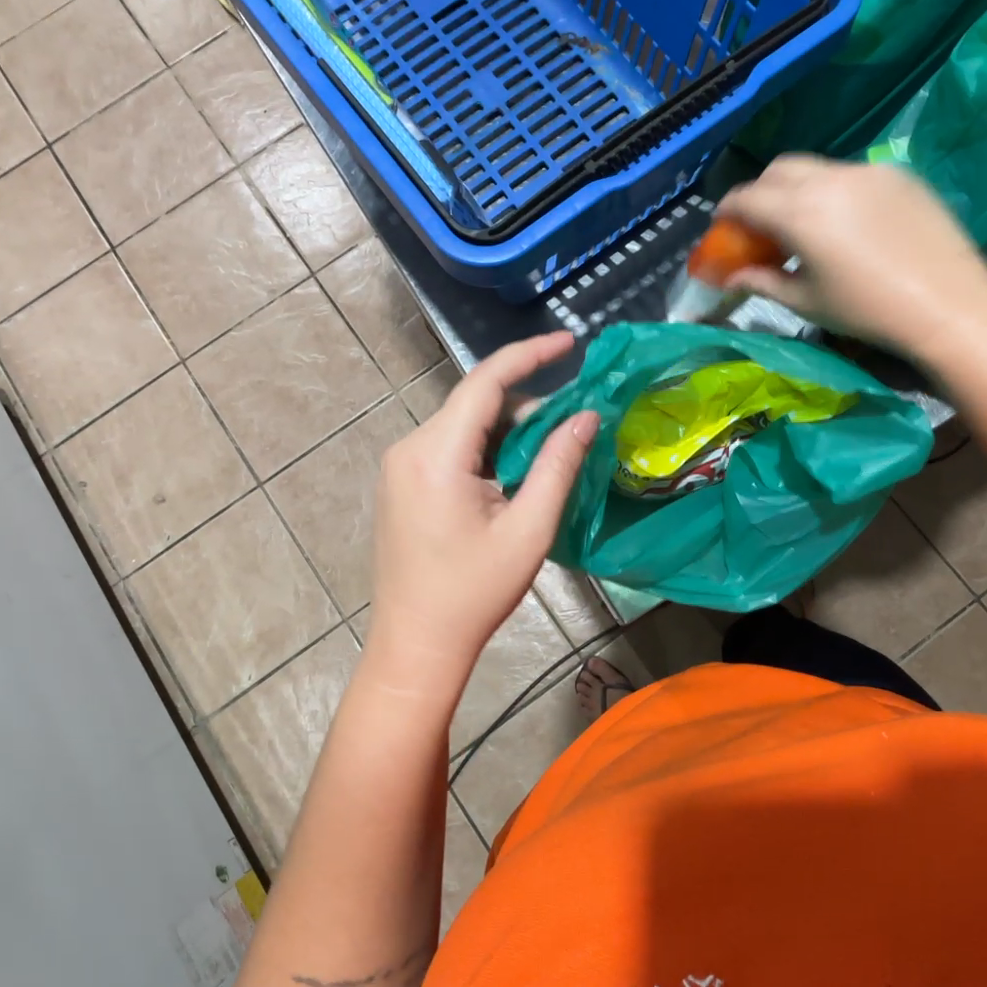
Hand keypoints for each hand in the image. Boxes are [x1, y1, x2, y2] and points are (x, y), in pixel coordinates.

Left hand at [366, 332, 597, 690]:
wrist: (417, 644)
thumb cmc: (474, 593)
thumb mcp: (528, 530)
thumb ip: (558, 465)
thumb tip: (587, 416)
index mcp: (435, 454)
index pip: (485, 382)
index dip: (529, 355)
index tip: (571, 343)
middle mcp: (409, 448)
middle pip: (474, 403)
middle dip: (527, 402)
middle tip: (575, 419)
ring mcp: (400, 465)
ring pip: (463, 425)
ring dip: (508, 429)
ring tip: (551, 451)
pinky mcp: (401, 483)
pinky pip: (449, 447)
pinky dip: (486, 448)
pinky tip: (514, 472)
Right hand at [714, 155, 986, 359]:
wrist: (948, 305)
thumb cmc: (866, 310)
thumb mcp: (805, 301)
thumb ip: (763, 282)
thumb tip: (733, 278)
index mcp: (799, 212)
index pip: (747, 197)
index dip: (727, 210)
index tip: (722, 225)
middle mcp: (830, 180)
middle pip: (779, 169)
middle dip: (760, 191)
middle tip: (759, 223)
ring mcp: (869, 172)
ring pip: (817, 168)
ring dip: (797, 189)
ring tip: (804, 225)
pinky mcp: (899, 176)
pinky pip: (852, 175)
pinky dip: (834, 191)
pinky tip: (846, 225)